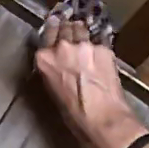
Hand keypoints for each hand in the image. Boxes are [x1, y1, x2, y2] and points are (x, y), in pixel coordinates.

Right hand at [33, 12, 148, 147]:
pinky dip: (99, 44)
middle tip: (70, 30)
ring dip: (81, 31)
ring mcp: (84, 45)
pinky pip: (99, 40)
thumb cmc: (75, 115)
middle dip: (67, 29)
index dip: (52, 32)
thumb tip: (57, 64)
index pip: (46, 34)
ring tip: (84, 35)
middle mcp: (61, 47)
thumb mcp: (53, 91)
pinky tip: (100, 49)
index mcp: (44, 59)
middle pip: (63, 27)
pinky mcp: (103, 49)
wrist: (104, 120)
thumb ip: (52, 70)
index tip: (55, 30)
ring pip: (81, 28)